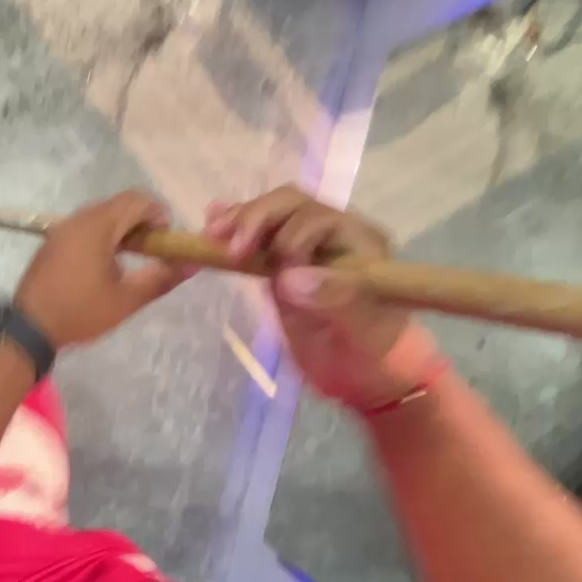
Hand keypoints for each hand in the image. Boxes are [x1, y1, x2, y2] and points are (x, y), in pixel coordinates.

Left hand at [13, 190, 193, 348]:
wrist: (29, 329)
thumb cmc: (80, 313)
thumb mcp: (126, 300)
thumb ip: (161, 278)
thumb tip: (192, 265)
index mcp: (97, 226)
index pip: (138, 199)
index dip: (159, 215)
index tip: (165, 242)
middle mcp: (78, 219)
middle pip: (119, 205)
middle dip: (141, 223)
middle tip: (150, 253)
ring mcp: (61, 229)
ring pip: (100, 216)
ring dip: (120, 231)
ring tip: (128, 261)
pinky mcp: (51, 243)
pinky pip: (83, 228)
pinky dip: (100, 237)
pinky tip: (102, 267)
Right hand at [205, 186, 443, 410]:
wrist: (364, 375)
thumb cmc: (370, 355)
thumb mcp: (363, 331)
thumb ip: (337, 298)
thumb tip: (286, 276)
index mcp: (361, 243)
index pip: (319, 217)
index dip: (290, 236)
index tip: (274, 274)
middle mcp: (334, 235)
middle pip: (292, 206)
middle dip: (257, 219)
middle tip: (228, 247)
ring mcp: (305, 247)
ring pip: (273, 215)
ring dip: (241, 219)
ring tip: (211, 235)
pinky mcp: (282, 263)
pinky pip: (262, 235)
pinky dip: (237, 224)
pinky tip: (213, 222)